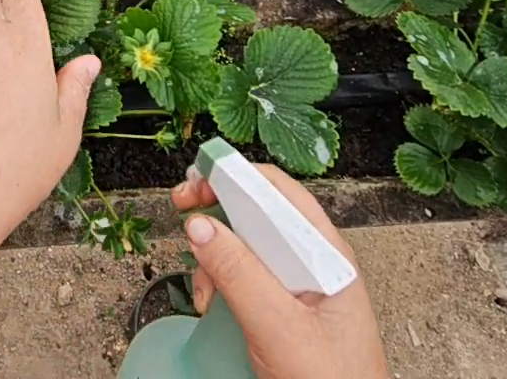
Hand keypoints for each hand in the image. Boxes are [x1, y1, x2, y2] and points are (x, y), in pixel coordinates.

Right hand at [171, 167, 389, 378]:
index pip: (276, 190)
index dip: (233, 176)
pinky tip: (210, 303)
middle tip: (181, 207)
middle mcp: (312, 260)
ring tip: (202, 287)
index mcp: (325, 254)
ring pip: (244, 241)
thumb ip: (240, 275)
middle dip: (215, 207)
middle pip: (256, 209)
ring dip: (213, 253)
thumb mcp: (279, 331)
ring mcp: (297, 284)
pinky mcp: (281, 306)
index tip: (194, 180)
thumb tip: (198, 224)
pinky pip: (242, 274)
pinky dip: (218, 279)